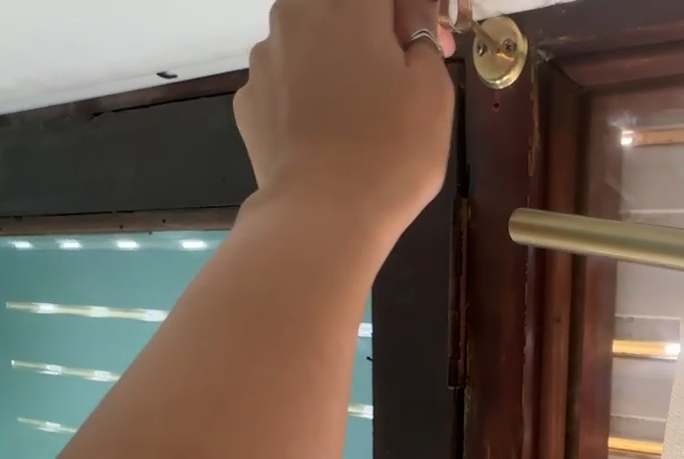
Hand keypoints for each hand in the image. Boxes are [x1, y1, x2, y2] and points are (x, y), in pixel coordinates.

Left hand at [235, 0, 456, 238]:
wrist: (326, 212)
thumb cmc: (393, 152)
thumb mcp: (434, 96)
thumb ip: (424, 42)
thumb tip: (411, 21)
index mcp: (349, 8)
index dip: (409, 12)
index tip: (427, 41)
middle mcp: (296, 15)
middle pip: (337, 7)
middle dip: (370, 30)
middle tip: (397, 75)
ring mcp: (264, 58)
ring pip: (307, 42)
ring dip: (336, 62)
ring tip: (361, 116)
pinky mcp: (249, 100)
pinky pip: (287, 84)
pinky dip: (309, 99)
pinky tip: (330, 137)